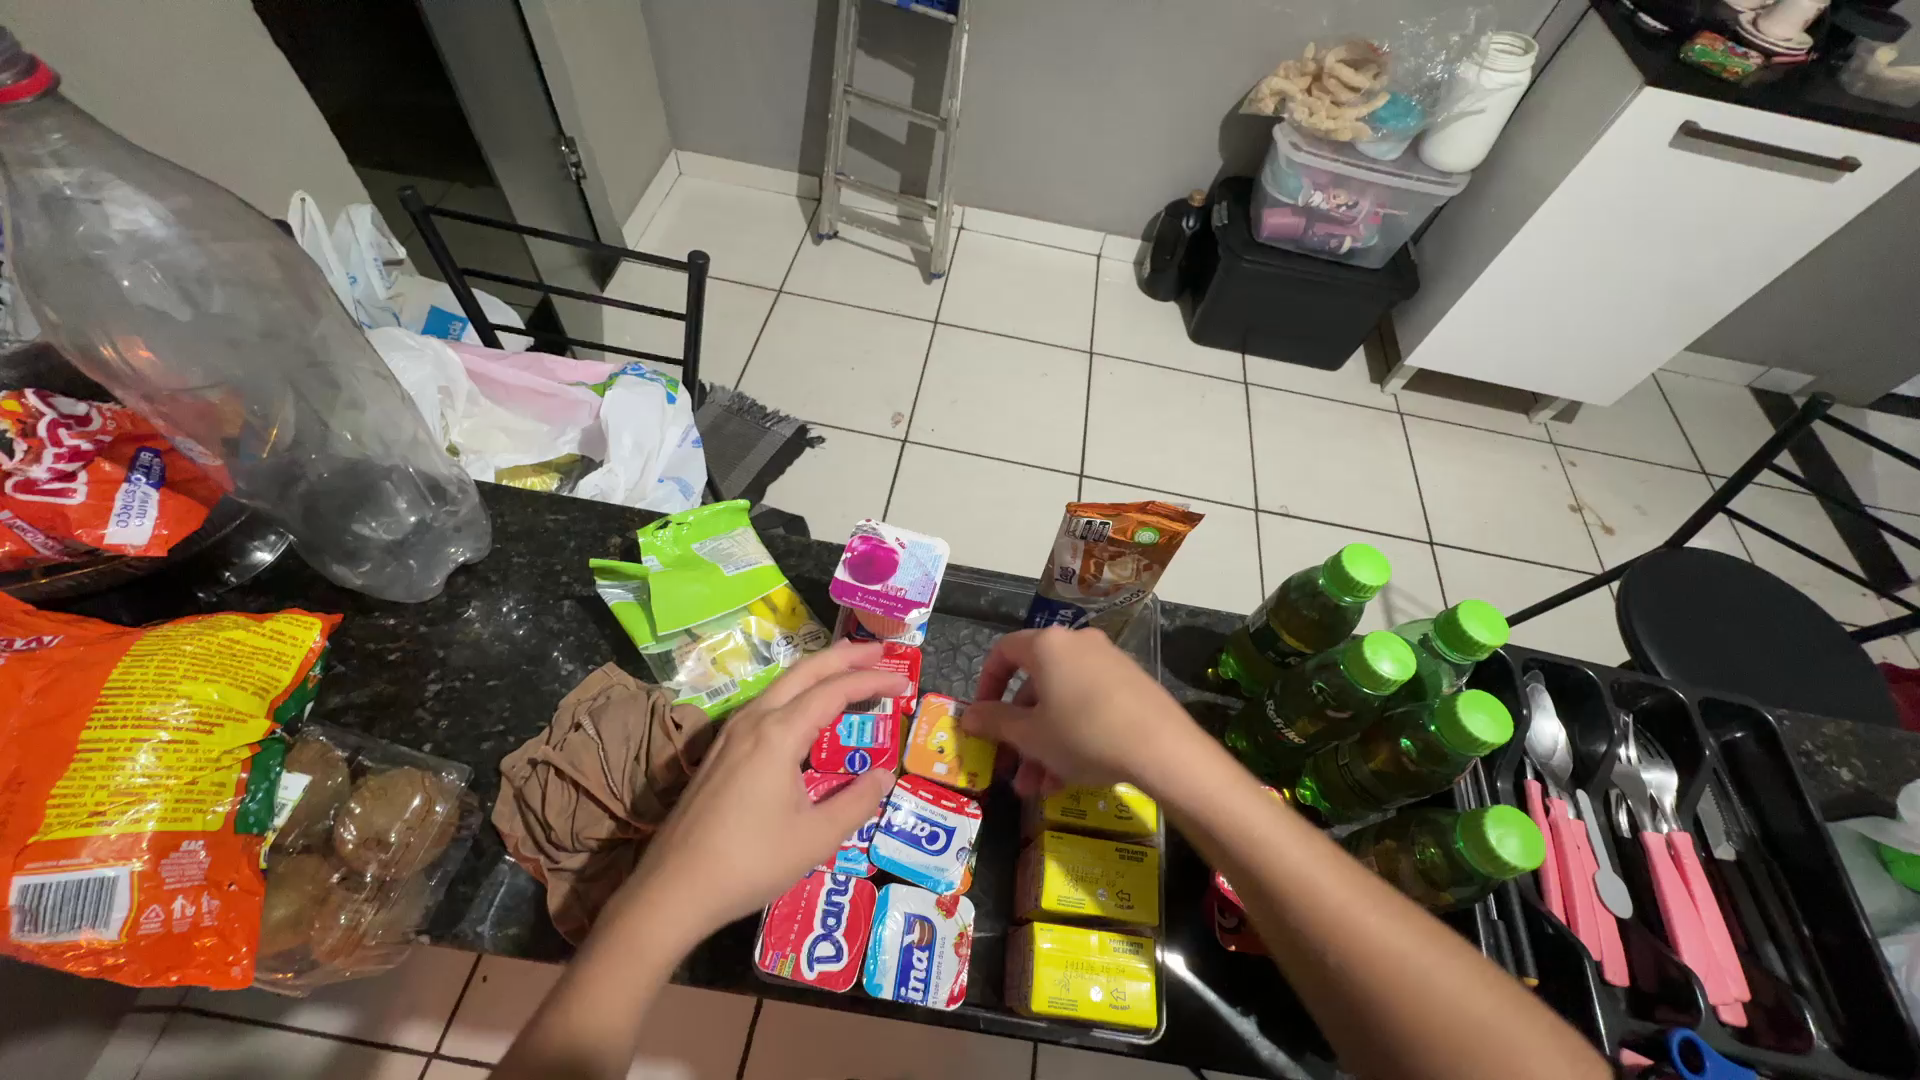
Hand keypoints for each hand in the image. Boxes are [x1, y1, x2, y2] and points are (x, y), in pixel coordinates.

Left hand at [608, 641, 903, 946]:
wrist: (673, 890)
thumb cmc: (750, 862)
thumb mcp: (816, 838)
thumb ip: (857, 802)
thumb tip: (884, 775)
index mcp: (779, 733)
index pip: (834, 691)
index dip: (872, 681)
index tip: (904, 681)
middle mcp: (754, 721)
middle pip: (804, 671)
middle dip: (844, 657)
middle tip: (880, 651)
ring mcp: (731, 734)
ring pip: (781, 685)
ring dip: (818, 672)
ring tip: (848, 671)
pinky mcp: (719, 752)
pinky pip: (766, 705)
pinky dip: (796, 693)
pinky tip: (804, 712)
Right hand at [961, 627, 1197, 797]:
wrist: (1163, 749)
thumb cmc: (1083, 735)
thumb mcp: (1031, 735)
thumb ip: (994, 722)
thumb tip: (968, 715)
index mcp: (1047, 645)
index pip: (1004, 652)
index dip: (986, 685)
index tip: (982, 718)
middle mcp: (1077, 644)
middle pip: (1035, 685)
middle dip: (1019, 732)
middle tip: (1011, 769)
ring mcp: (1108, 663)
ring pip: (1062, 702)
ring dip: (1044, 744)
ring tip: (1040, 788)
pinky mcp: (1132, 685)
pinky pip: (1089, 707)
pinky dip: (1073, 736)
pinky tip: (1070, 778)